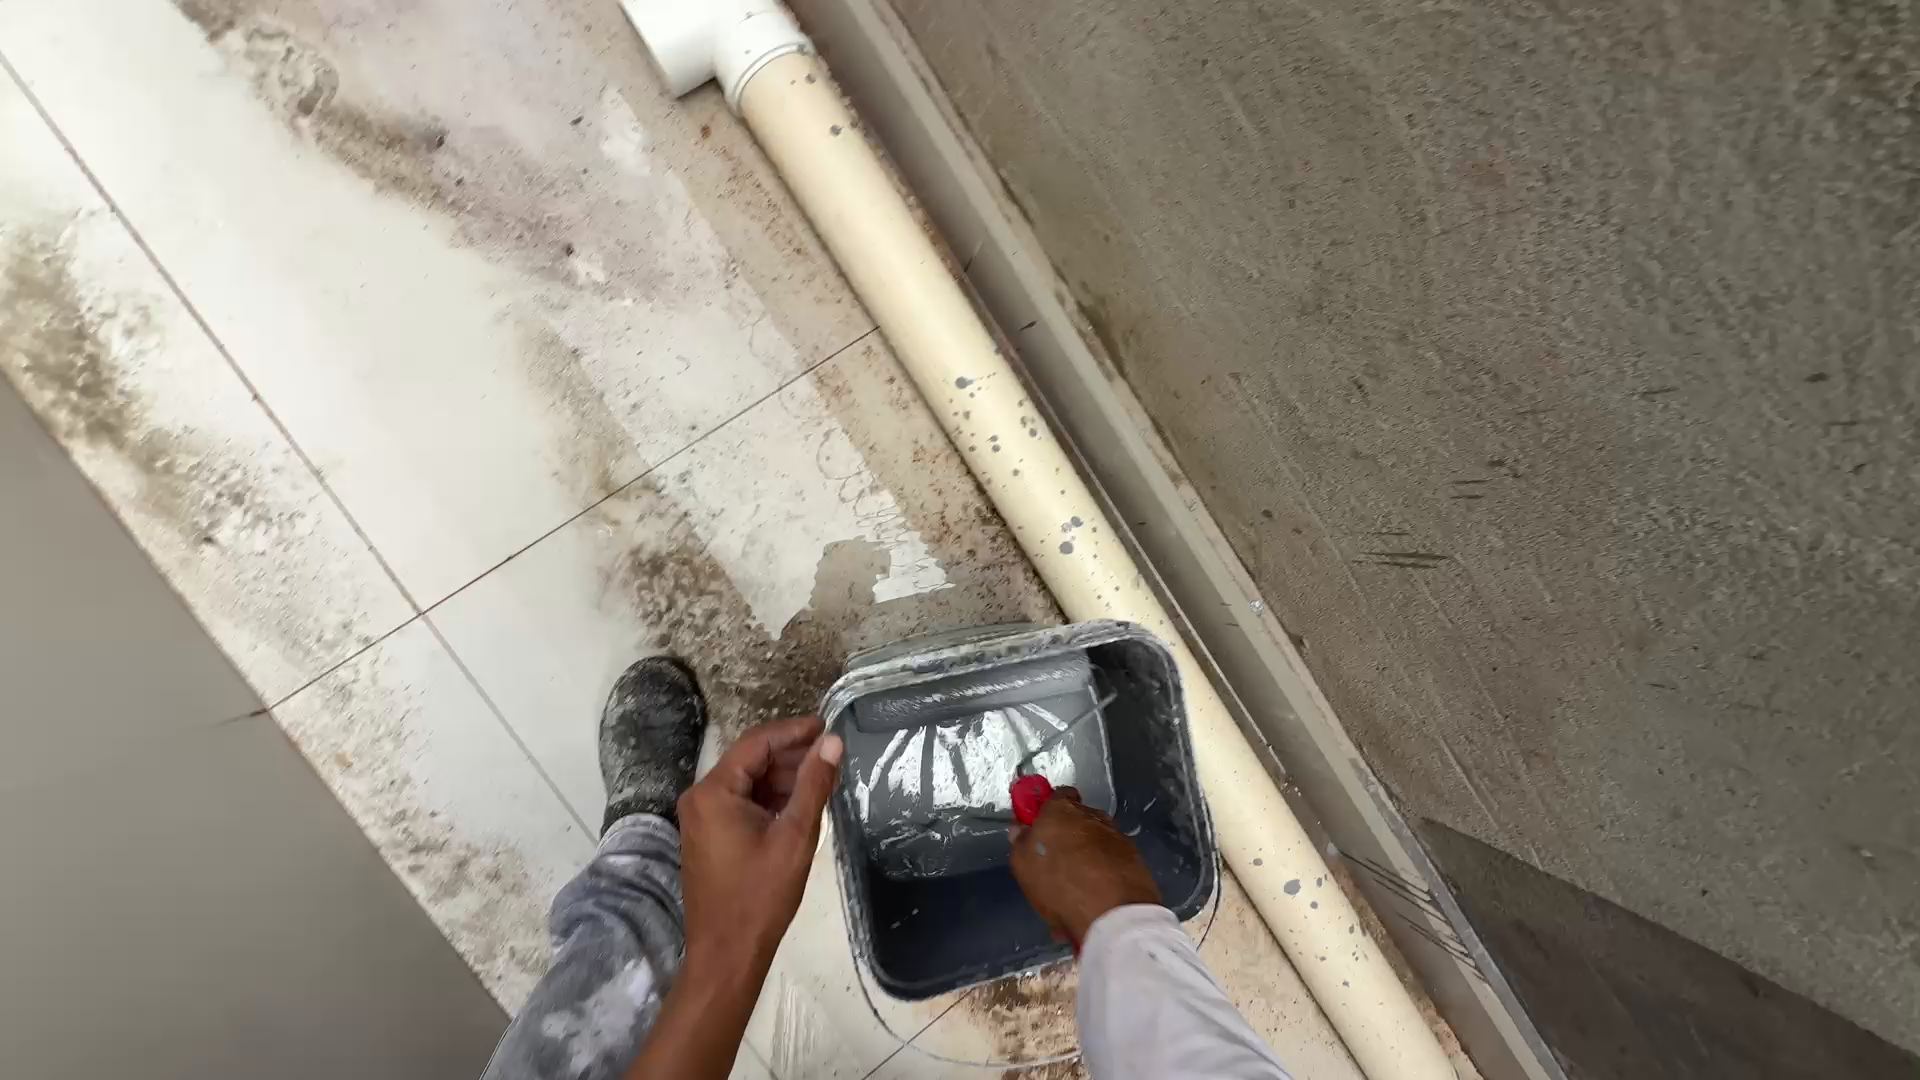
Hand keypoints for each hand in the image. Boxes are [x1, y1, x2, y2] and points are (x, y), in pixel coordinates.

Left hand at [677, 715, 843, 983]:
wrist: (727, 956)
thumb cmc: (761, 896)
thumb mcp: (795, 835)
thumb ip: (814, 783)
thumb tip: (833, 741)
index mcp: (714, 791)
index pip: (757, 742)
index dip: (795, 730)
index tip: (828, 726)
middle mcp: (701, 797)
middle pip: (752, 759)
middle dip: (793, 754)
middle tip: (832, 755)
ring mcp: (703, 817)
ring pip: (750, 780)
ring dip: (785, 776)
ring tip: (825, 778)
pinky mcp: (710, 834)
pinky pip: (743, 801)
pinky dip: (772, 797)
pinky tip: (803, 801)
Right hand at [1009, 787, 1161, 946]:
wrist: (1113, 914)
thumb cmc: (1059, 881)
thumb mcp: (1022, 863)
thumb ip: (1020, 841)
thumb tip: (1022, 829)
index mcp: (1062, 809)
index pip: (1056, 795)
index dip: (1047, 811)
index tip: (1039, 830)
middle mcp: (1093, 815)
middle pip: (1077, 822)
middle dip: (1067, 840)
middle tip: (1056, 868)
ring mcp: (1117, 837)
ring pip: (1095, 845)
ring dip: (1085, 862)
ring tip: (1074, 895)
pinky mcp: (1135, 860)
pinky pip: (1111, 865)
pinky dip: (1103, 878)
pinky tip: (1093, 904)